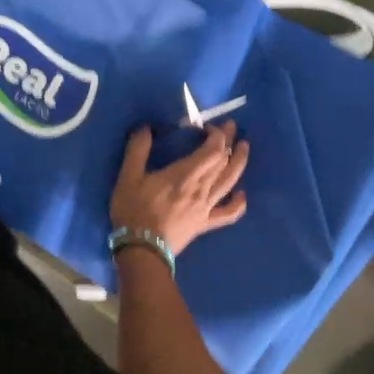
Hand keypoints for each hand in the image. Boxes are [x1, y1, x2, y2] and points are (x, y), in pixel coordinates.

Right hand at [110, 121, 249, 256]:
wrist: (142, 248)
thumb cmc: (134, 210)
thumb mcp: (128, 176)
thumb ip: (138, 149)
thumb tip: (146, 127)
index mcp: (185, 175)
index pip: (213, 150)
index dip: (216, 135)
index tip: (207, 125)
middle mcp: (202, 188)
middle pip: (224, 162)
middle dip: (230, 142)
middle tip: (232, 127)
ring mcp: (206, 207)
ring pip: (230, 182)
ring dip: (240, 163)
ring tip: (245, 149)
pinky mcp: (205, 223)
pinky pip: (228, 213)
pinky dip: (239, 203)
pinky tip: (242, 195)